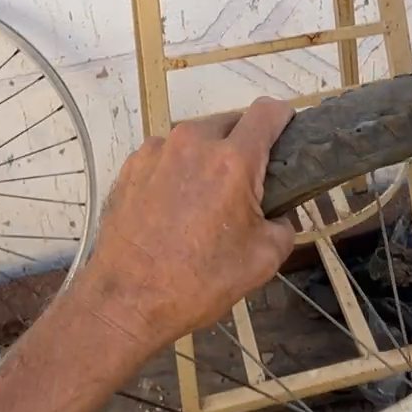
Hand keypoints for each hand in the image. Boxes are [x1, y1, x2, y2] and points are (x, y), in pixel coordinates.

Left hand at [71, 98, 297, 357]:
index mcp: (232, 160)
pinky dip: (177, 171)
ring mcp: (157, 150)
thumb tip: (281, 214)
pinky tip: (172, 208)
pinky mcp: (131, 164)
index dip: (284, 119)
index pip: (267, 111)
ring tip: (203, 202)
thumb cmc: (198, 282)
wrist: (125, 301)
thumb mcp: (262, 260)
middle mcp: (193, 142)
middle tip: (245, 187)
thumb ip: (284, 226)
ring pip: (196, 139)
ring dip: (208, 159)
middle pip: (231, 123)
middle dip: (244, 147)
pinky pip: (166, 155)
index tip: (286, 137)